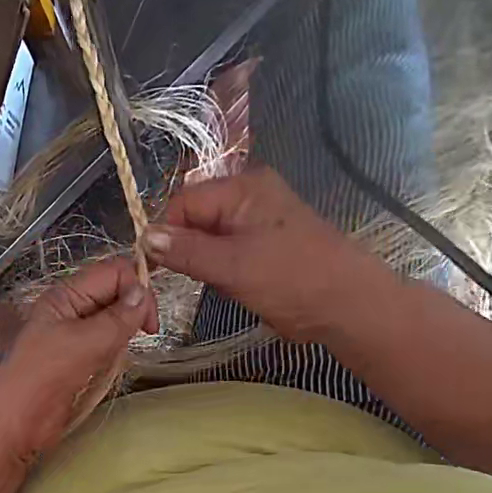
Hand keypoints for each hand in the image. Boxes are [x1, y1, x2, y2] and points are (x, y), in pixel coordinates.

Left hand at [0, 256, 157, 460]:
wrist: (19, 418)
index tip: (149, 320)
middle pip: (114, 292)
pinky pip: (106, 340)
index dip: (137, 287)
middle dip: (134, 308)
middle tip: (146, 334)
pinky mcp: (78, 356)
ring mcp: (74, 333)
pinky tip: (114, 360)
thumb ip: (118, 317)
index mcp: (66, 295)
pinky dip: (116, 347)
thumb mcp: (86, 341)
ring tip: (124, 349)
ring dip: (125, 330)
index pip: (112, 271)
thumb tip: (143, 292)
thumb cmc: (46, 374)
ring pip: (113, 318)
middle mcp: (71, 308)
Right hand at [144, 167, 383, 342]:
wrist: (347, 305)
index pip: (182, 202)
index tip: (156, 268)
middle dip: (186, 249)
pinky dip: (219, 268)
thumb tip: (144, 238)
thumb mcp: (232, 266)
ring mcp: (256, 218)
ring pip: (206, 237)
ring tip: (222, 282)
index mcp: (242, 187)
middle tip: (195, 278)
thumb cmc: (291, 279)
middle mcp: (247, 194)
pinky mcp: (262, 242)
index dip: (164, 233)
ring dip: (203, 263)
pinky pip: (223, 249)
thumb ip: (185, 251)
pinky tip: (232, 284)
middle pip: (192, 217)